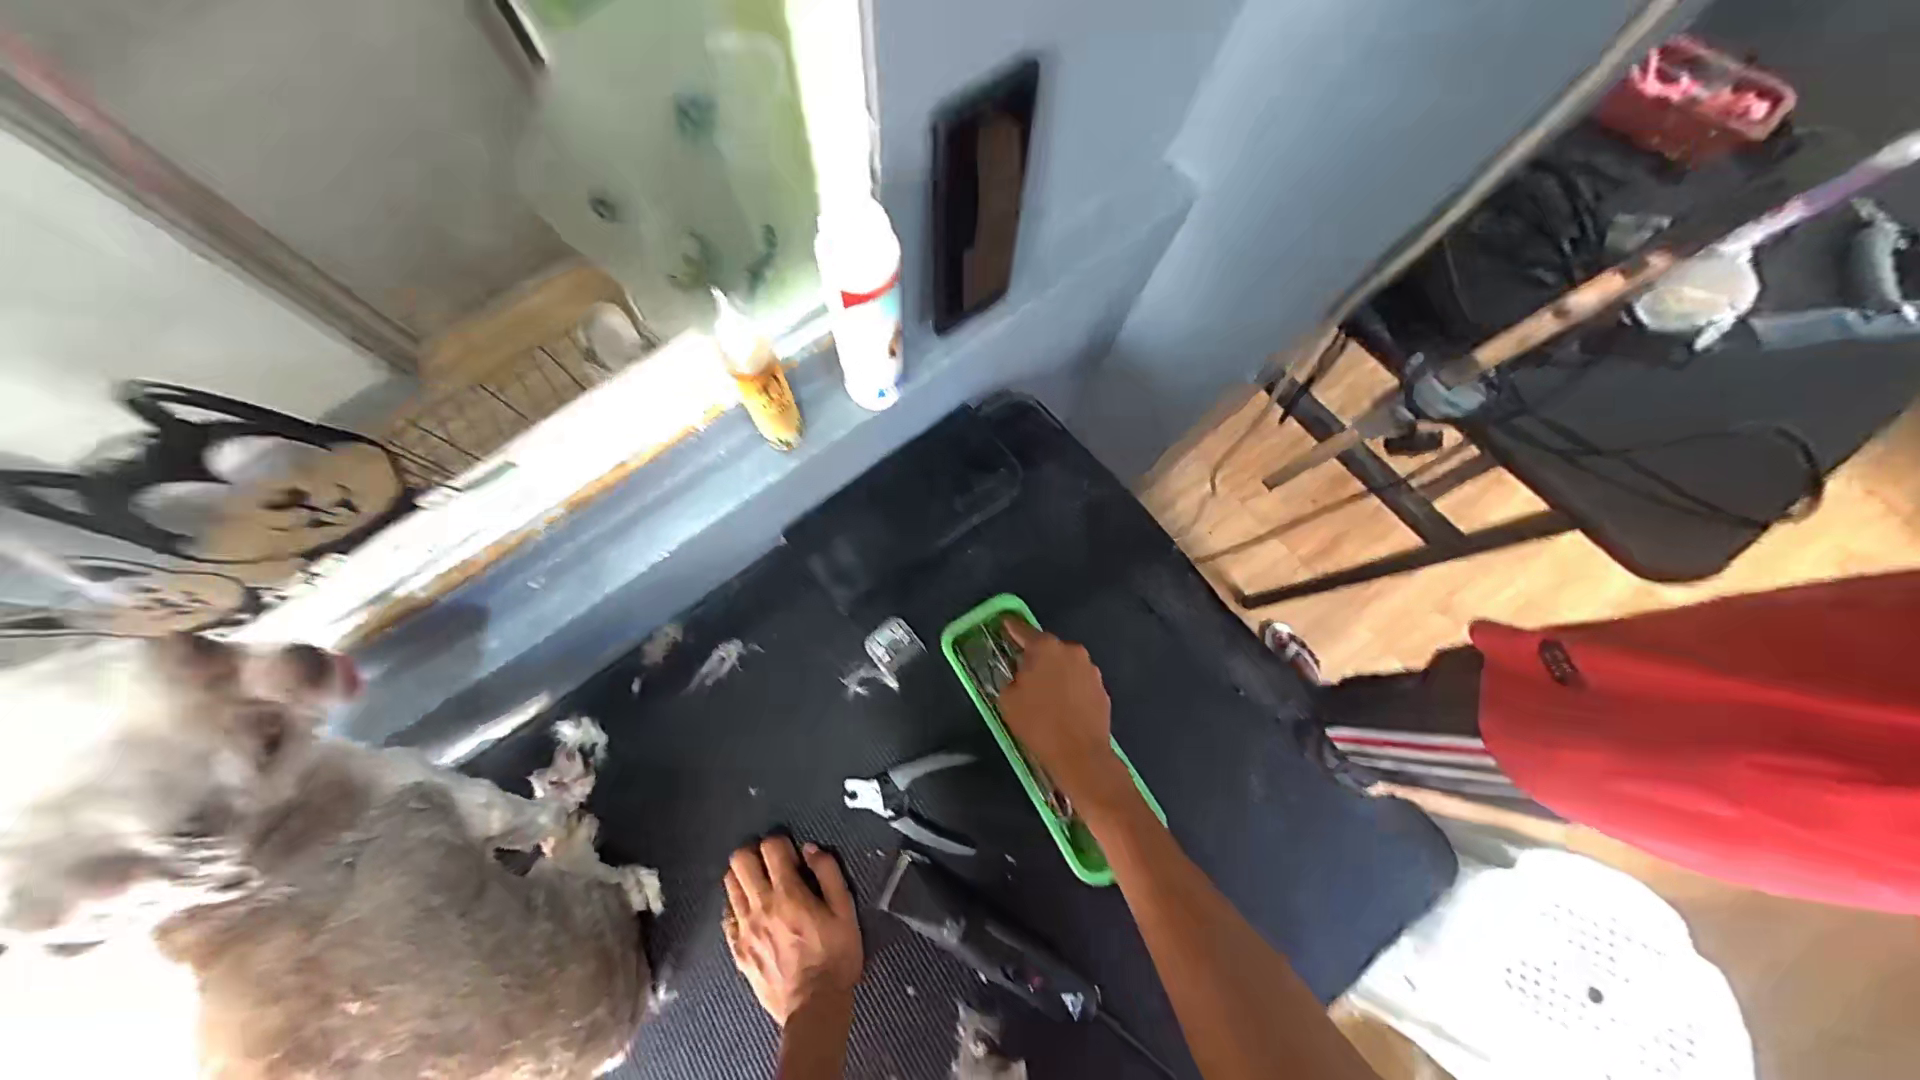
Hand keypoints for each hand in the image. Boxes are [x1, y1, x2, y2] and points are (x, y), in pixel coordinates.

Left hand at [722, 835, 862, 1024]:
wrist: (814, 1007)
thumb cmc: (835, 956)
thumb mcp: (845, 910)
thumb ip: (829, 873)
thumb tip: (810, 849)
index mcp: (788, 894)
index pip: (770, 847)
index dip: (781, 842)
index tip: (792, 853)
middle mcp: (760, 907)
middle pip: (740, 860)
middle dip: (754, 853)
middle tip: (771, 863)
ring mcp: (744, 929)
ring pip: (729, 884)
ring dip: (744, 876)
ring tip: (762, 884)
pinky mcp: (738, 950)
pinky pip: (726, 915)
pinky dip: (737, 904)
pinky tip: (753, 911)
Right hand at [996, 617, 1130, 807]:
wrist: (1080, 755)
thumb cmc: (1038, 724)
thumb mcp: (1008, 700)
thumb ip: (1012, 679)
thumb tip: (1020, 676)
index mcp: (1045, 648)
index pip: (1024, 631)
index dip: (1012, 628)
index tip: (1006, 624)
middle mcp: (1071, 651)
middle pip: (1048, 649)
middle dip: (1037, 658)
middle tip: (1024, 675)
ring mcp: (1091, 670)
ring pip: (1066, 666)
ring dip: (1056, 674)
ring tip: (1046, 697)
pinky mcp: (1102, 690)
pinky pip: (1079, 683)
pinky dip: (1070, 690)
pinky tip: (1063, 708)